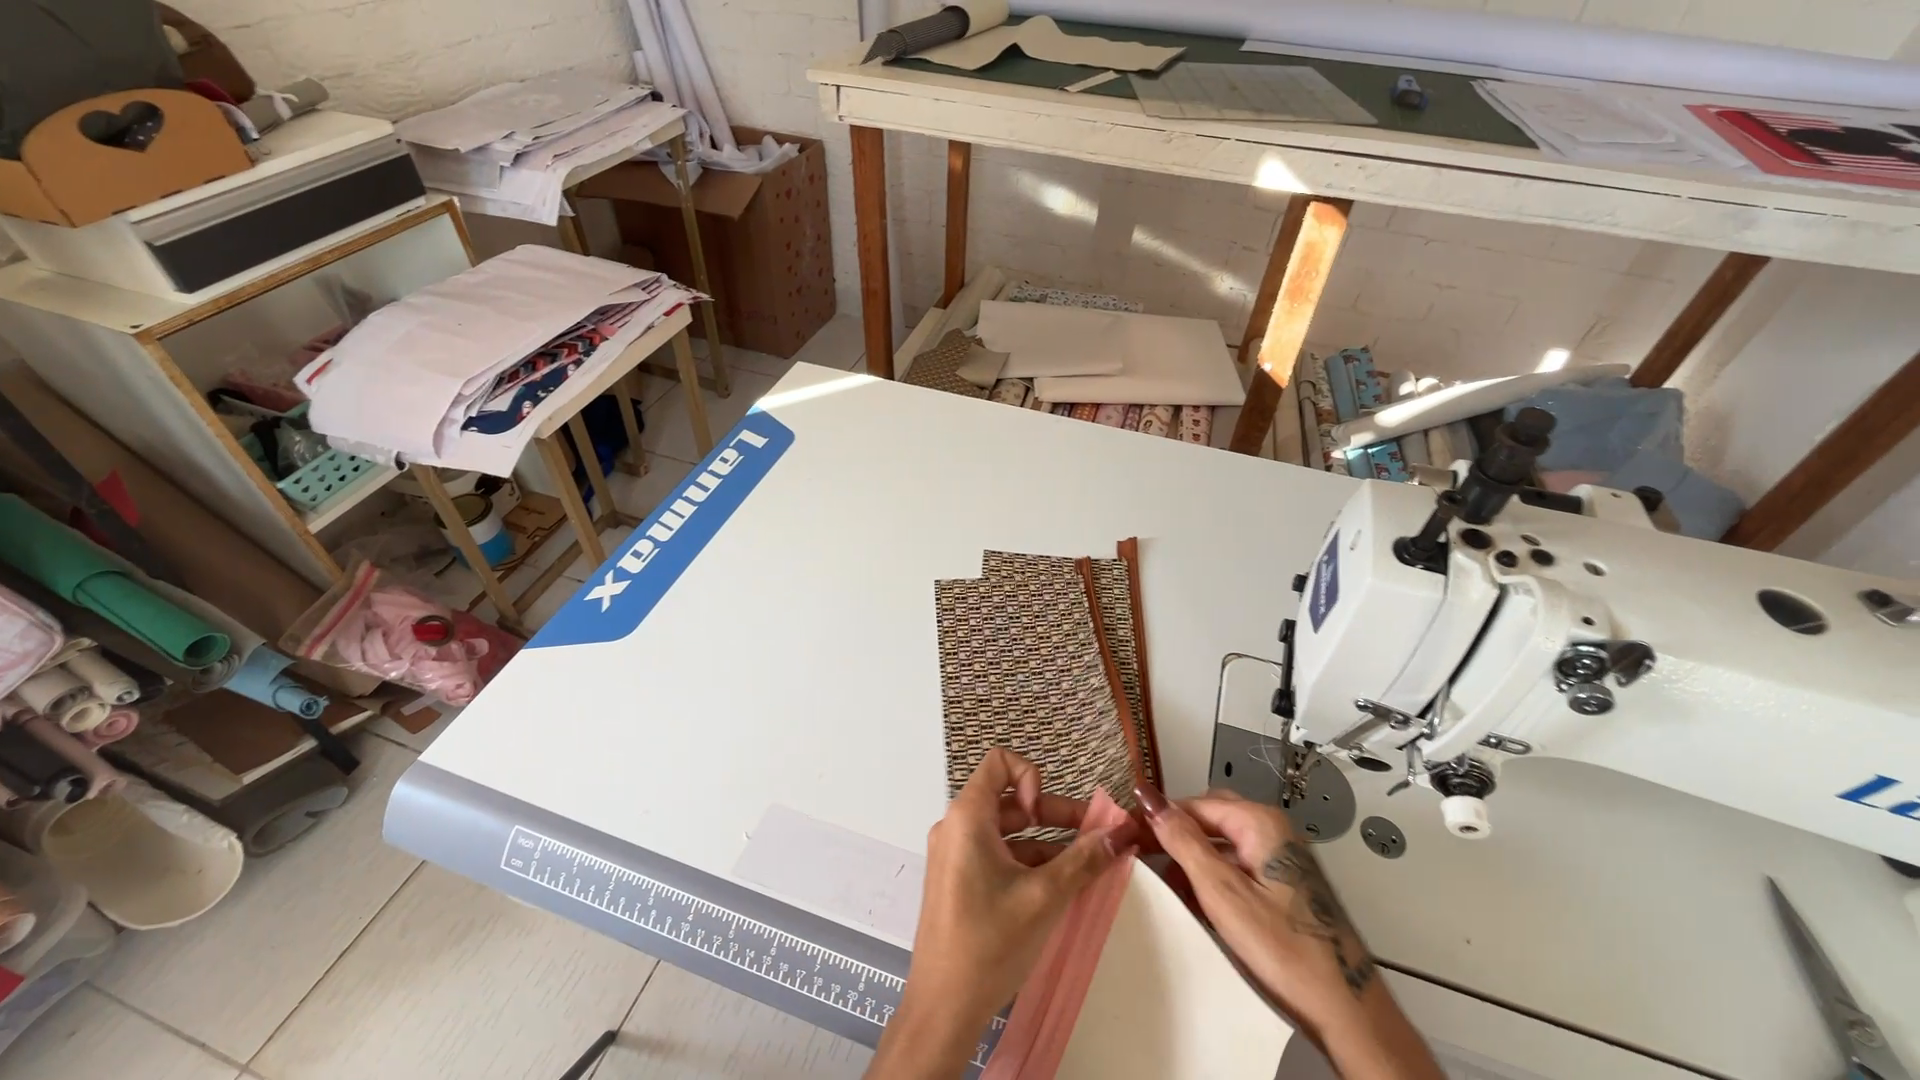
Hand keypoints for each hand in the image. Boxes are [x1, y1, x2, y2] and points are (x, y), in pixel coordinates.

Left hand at [868, 749, 1130, 1078]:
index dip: (1032, 776)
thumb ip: (1084, 860)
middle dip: (1056, 814)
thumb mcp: (1045, 897)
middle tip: (1097, 837)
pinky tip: (1062, 887)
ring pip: (1009, 832)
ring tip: (1088, 866)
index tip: (1050, 815)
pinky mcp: (961, 881)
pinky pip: (999, 856)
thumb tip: (1121, 834)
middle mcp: (957, 829)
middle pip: (1011, 800)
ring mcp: (957, 856)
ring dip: (1048, 842)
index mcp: (967, 819)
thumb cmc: (988, 943)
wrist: (943, 1006)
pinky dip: (1031, 863)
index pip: (999, 763)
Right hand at [1136, 785, 1443, 1079]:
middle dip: (1177, 837)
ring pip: (1224, 844)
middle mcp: (1274, 829)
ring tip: (1169, 889)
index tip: (1129, 838)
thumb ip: (1183, 842)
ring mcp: (1282, 857)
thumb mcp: (1222, 892)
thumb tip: (1149, 799)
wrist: (1343, 1004)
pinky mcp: (1285, 884)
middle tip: (1145, 861)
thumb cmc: (1283, 947)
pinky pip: (1239, 866)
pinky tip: (1198, 904)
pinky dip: (1215, 878)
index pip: (1195, 803)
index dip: (1161, 818)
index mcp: (1260, 822)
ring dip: (1194, 860)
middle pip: (1211, 818)